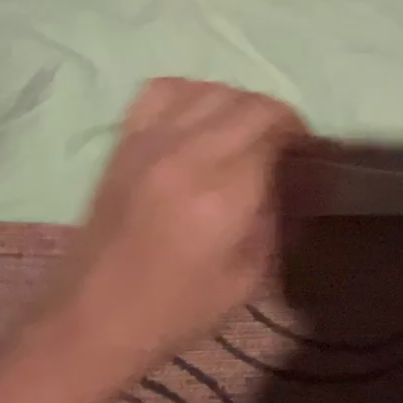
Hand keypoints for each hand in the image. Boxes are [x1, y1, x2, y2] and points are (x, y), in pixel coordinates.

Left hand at [23, 78, 308, 382]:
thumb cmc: (180, 307)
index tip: (306, 153)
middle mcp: (189, 153)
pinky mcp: (124, 140)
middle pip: (247, 102)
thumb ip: (275, 215)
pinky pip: (163, 89)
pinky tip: (196, 119)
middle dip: (275, 118)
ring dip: (237, 104)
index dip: (299, 134)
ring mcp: (151, 141)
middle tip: (282, 146)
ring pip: (209, 90)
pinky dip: (190, 94)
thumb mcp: (250, 276)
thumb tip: (289, 176)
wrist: (96, 313)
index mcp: (224, 191)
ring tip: (242, 132)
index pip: (275, 127)